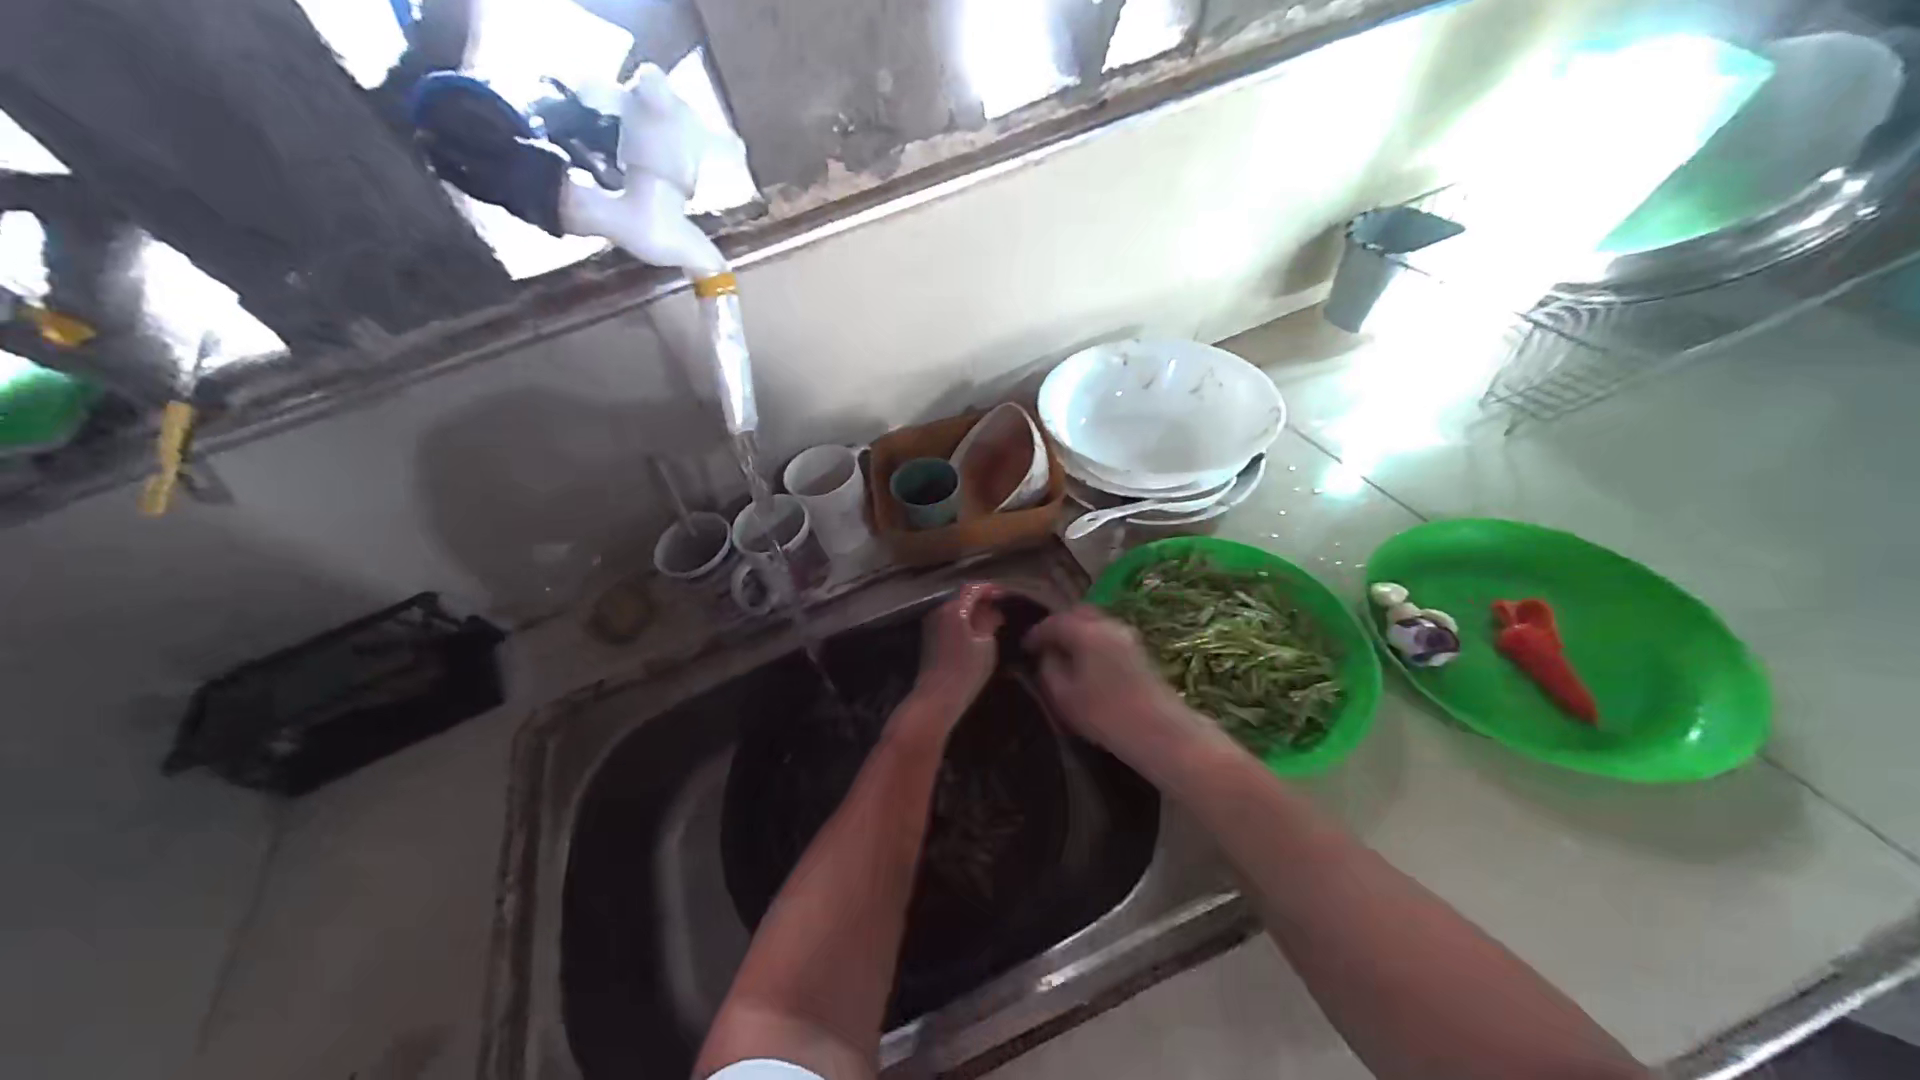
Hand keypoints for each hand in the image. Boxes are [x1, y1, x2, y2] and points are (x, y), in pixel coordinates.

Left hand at [909, 583, 1005, 718]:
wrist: (937, 696)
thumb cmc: (966, 670)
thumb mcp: (986, 644)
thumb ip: (989, 621)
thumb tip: (994, 610)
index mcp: (954, 608)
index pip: (973, 588)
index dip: (990, 589)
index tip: (1005, 596)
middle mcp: (939, 609)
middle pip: (962, 595)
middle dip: (981, 598)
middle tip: (1000, 607)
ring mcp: (931, 621)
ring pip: (955, 606)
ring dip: (971, 608)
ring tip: (990, 618)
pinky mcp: (929, 634)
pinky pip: (949, 617)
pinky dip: (963, 618)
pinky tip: (975, 628)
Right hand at [1024, 606, 1227, 764]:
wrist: (1161, 732)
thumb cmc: (1105, 715)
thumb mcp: (1064, 696)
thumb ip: (1049, 669)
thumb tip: (1047, 655)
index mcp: (1085, 631)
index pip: (1053, 622)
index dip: (1036, 633)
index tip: (1024, 647)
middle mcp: (1108, 625)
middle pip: (1078, 613)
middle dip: (1059, 625)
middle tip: (1045, 644)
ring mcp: (1128, 636)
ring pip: (1096, 623)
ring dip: (1078, 632)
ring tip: (1065, 654)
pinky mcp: (1140, 651)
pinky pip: (1108, 635)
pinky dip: (1093, 641)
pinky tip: (1087, 662)